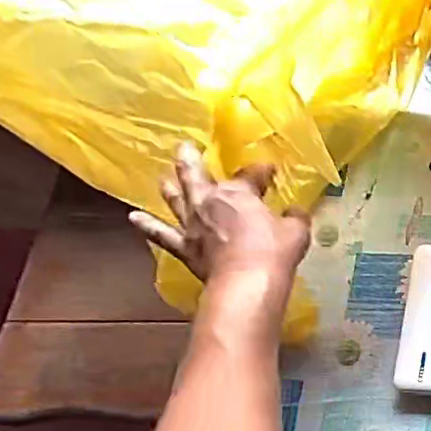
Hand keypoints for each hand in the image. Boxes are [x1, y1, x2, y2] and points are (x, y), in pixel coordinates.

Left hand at [129, 144, 311, 318]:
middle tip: (187, 147)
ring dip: (170, 186)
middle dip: (192, 158)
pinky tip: (134, 217)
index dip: (261, 170)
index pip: (251, 175)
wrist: (247, 283)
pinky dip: (148, 226)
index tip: (270, 170)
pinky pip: (162, 235)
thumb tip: (296, 211)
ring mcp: (193, 224)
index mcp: (238, 193)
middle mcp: (209, 201)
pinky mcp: (185, 247)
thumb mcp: (296, 232)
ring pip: (176, 198)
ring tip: (165, 177)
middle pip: (196, 174)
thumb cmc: (274, 252)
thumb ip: (296, 217)